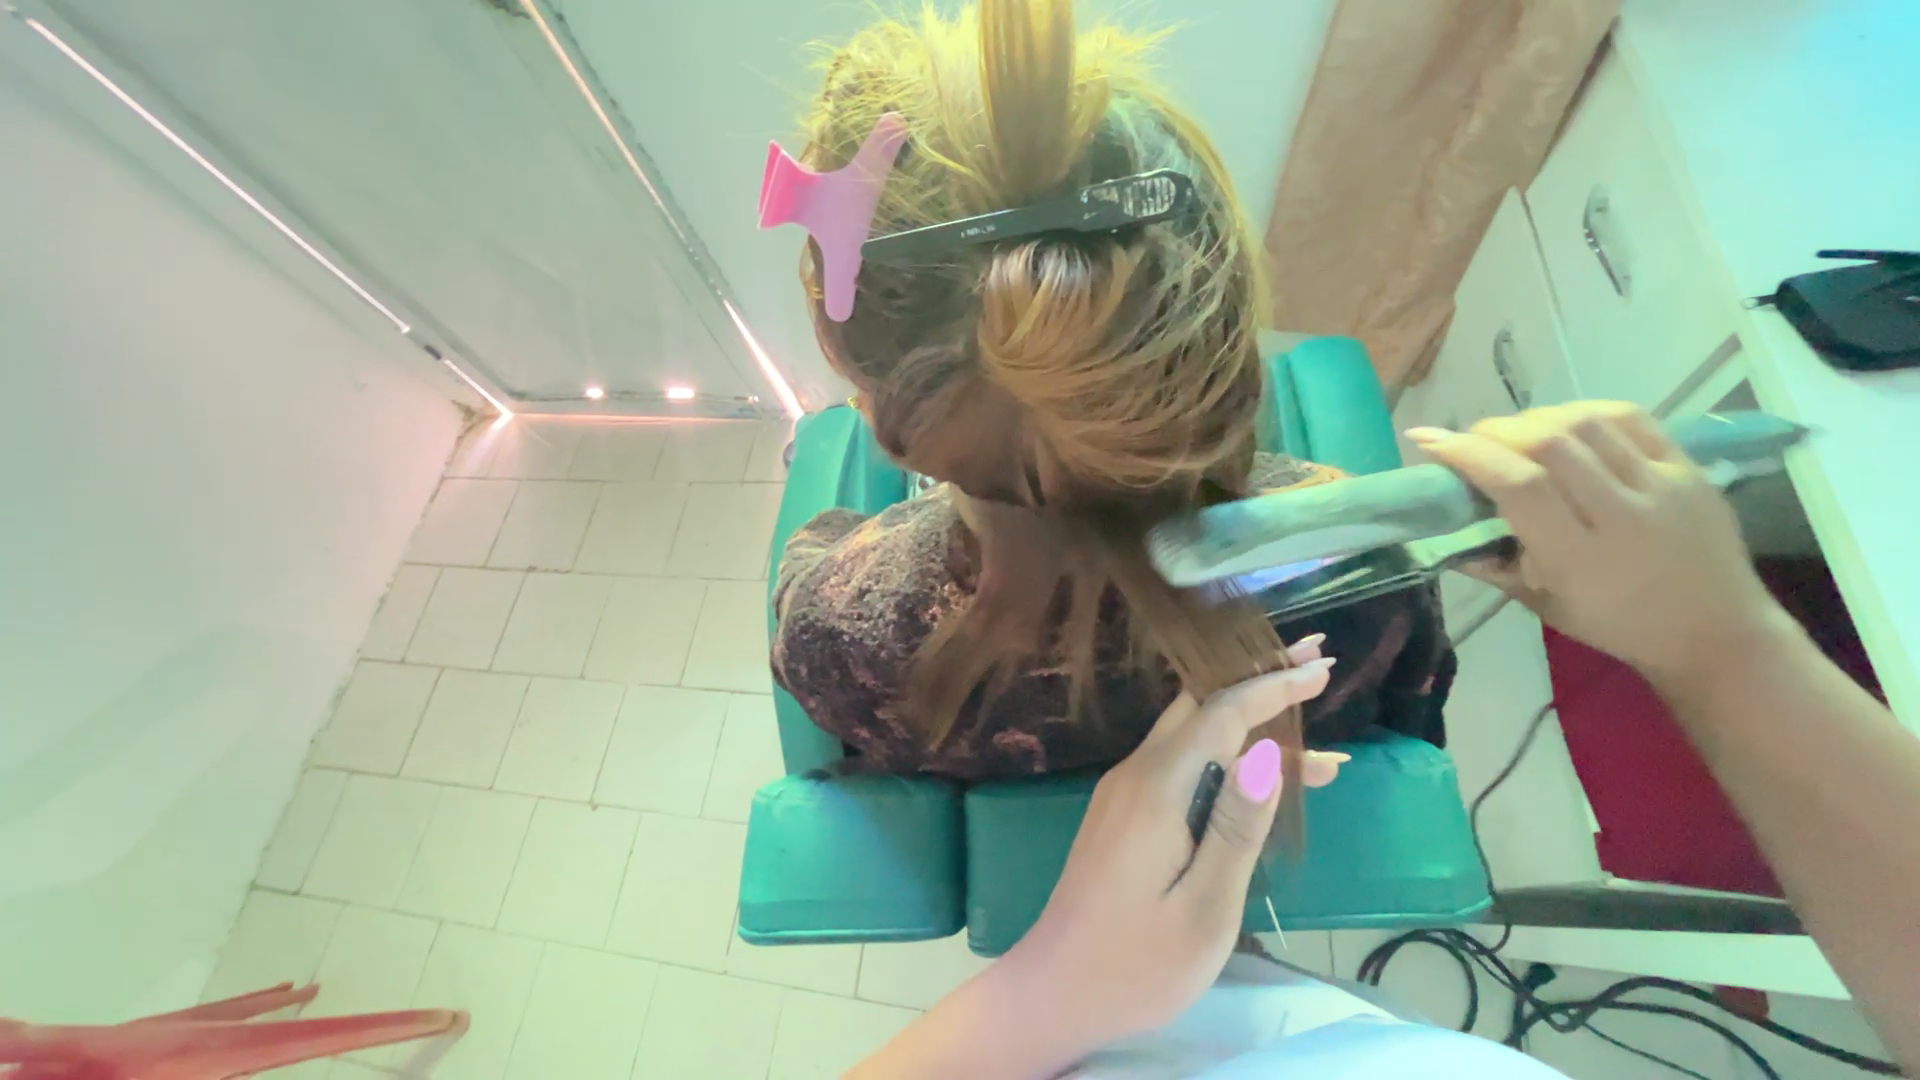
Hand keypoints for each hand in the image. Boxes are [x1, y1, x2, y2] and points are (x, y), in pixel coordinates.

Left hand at [1004, 641, 1342, 1045]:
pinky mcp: (1124, 812)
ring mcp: (1125, 791)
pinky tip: (1264, 779)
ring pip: (1192, 735)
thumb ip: (1237, 825)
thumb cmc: (1138, 963)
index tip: (1322, 666)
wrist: (1058, 988)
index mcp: (1157, 788)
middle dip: (1257, 681)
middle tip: (1315, 665)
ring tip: (1313, 729)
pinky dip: (1225, 758)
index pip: (1220, 713)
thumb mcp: (1205, 906)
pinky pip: (1179, 764)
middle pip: (1200, 707)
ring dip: (1247, 722)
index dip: (1272, 686)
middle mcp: (1136, 774)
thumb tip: (1267, 750)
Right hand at [1407, 401, 1780, 679]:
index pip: (1519, 485)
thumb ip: (1487, 562)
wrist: (1716, 630)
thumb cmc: (1612, 624)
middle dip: (1494, 430)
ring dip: (1533, 418)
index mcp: (1579, 557)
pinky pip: (1629, 417)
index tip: (1429, 441)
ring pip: (1585, 422)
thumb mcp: (1538, 603)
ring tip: (1511, 433)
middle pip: (1549, 442)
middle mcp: (1623, 514)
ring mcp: (1662, 485)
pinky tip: (1559, 422)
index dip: (1469, 455)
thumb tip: (1438, 529)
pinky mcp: (1688, 468)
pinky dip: (1581, 410)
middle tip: (1468, 440)